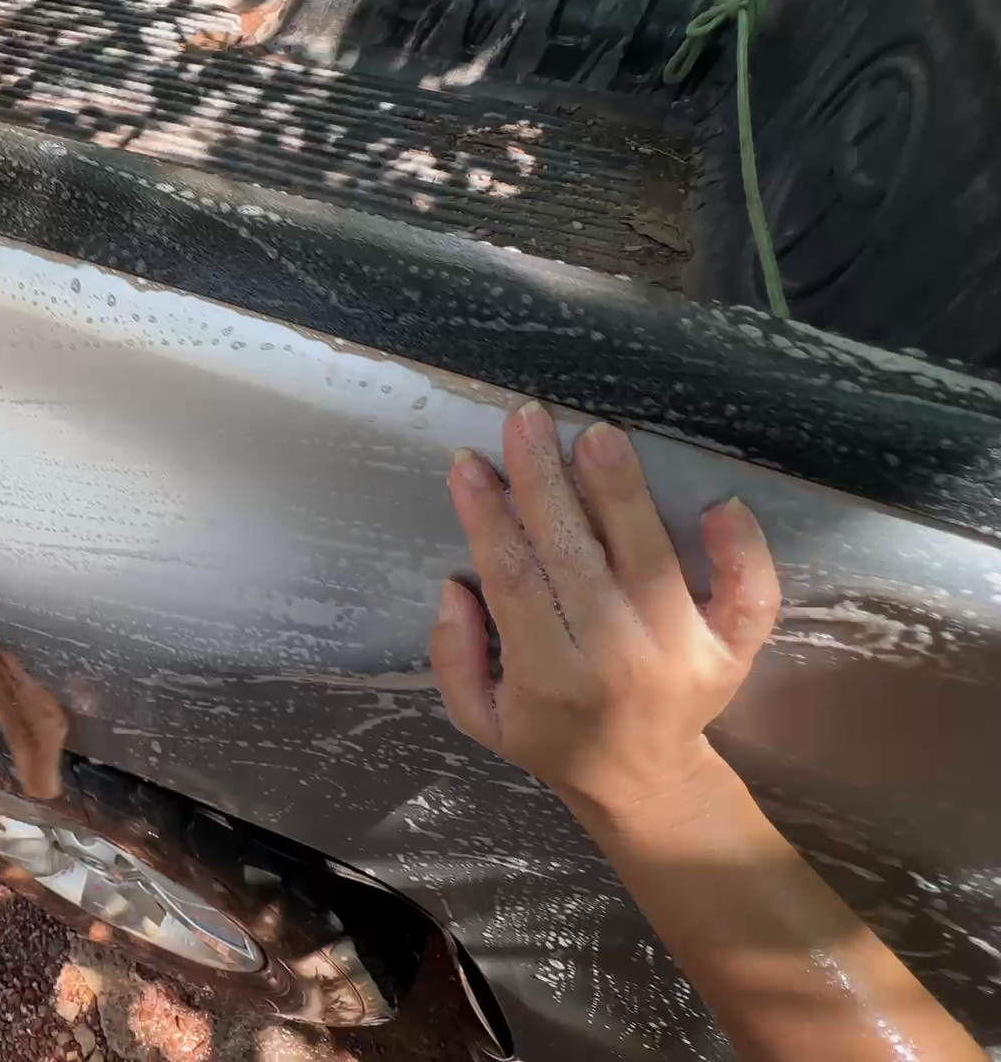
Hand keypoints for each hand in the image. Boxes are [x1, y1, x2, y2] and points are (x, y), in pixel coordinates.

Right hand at [429, 402, 780, 820]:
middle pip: (573, 552)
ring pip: (648, 556)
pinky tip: (720, 502)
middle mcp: (618, 656)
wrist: (644, 782)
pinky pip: (748, 592)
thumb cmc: (546, 740)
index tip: (468, 465)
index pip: (512, 576)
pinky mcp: (734, 650)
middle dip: (543, 480)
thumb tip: (457, 585)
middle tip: (526, 420)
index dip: (486, 516)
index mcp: (549, 674)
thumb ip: (454, 654)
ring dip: (620, 490)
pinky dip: (742, 548)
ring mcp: (684, 651)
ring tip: (598, 434)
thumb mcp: (475, 715)